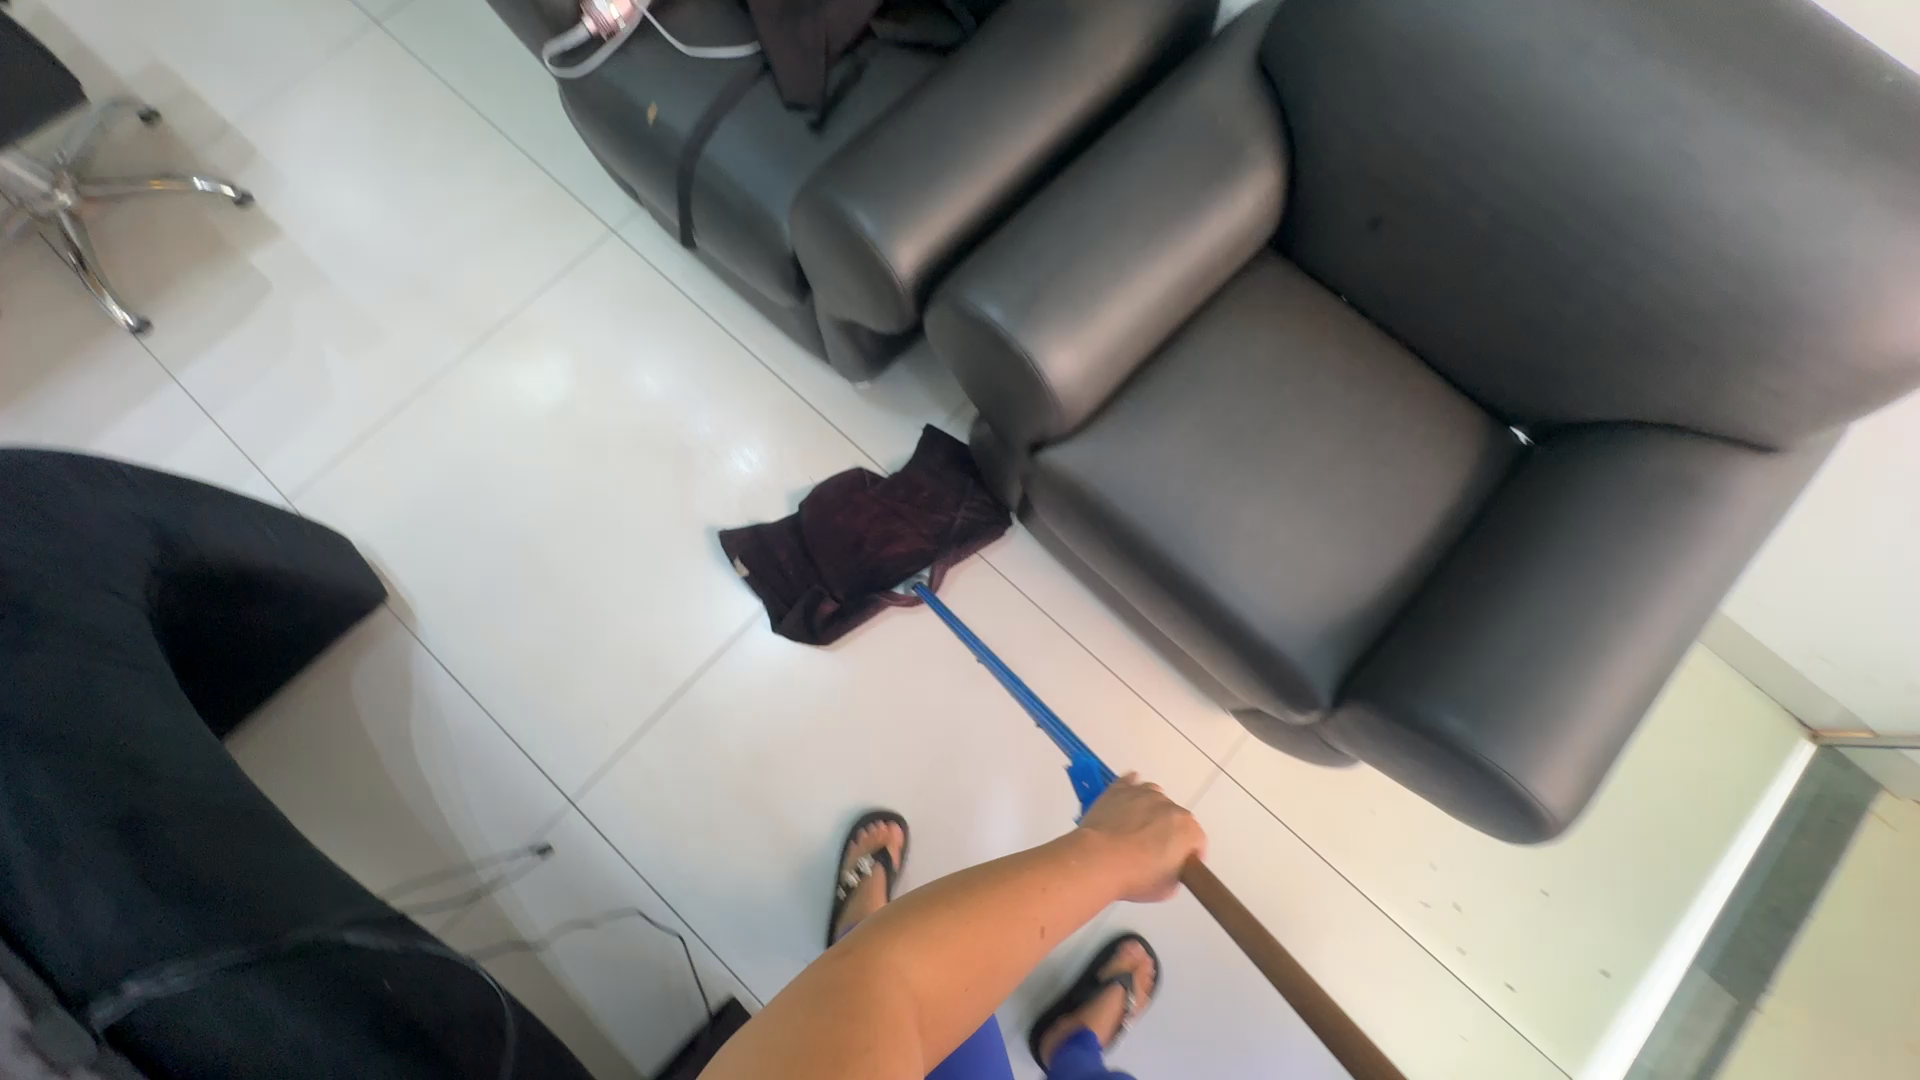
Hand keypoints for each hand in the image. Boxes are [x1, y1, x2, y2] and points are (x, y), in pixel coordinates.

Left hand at [1075, 773, 1206, 902]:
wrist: (1098, 859)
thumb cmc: (1136, 877)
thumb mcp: (1168, 888)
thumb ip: (1177, 872)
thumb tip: (1169, 865)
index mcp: (1186, 828)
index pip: (1198, 840)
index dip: (1191, 855)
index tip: (1181, 866)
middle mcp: (1168, 805)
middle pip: (1177, 817)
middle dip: (1171, 832)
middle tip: (1155, 850)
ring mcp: (1142, 793)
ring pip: (1155, 797)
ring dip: (1153, 810)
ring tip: (1139, 827)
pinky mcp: (1119, 789)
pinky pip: (1131, 782)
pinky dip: (1133, 789)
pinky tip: (1128, 799)